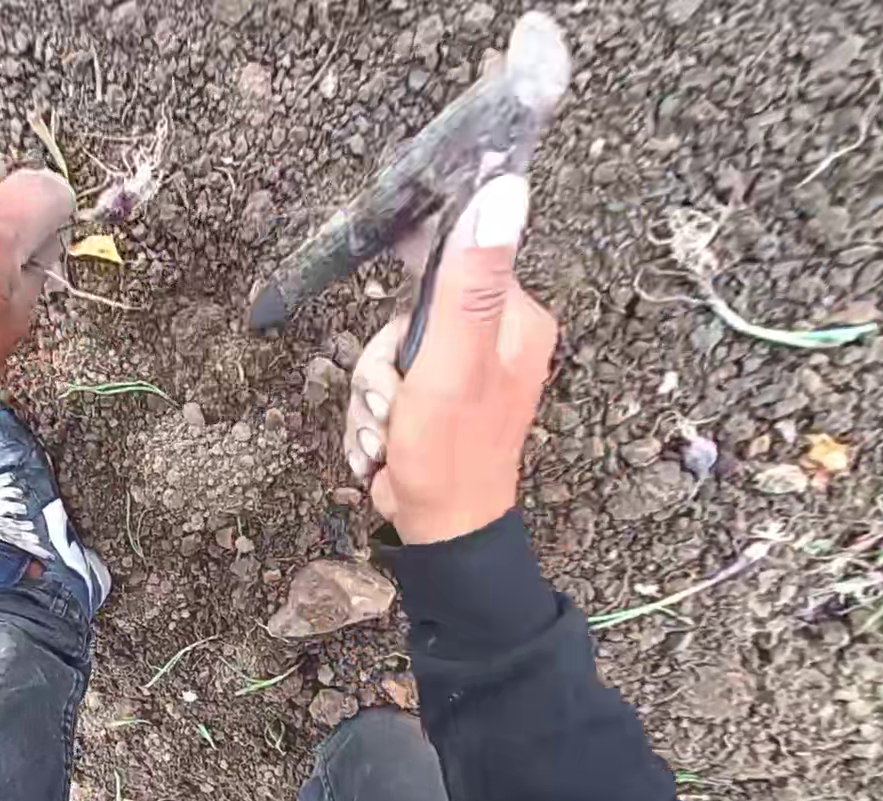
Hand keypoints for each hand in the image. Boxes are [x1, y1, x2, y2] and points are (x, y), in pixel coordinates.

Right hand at [343, 175, 557, 543]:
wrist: (438, 527)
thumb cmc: (450, 455)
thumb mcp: (454, 365)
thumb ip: (470, 287)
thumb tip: (502, 191)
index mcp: (511, 323)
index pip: (457, 263)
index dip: (416, 285)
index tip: (400, 330)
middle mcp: (487, 342)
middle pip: (406, 317)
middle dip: (382, 366)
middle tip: (393, 403)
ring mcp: (454, 373)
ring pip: (384, 356)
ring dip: (372, 399)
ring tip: (387, 435)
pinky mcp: (428, 401)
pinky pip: (381, 387)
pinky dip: (372, 419)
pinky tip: (384, 448)